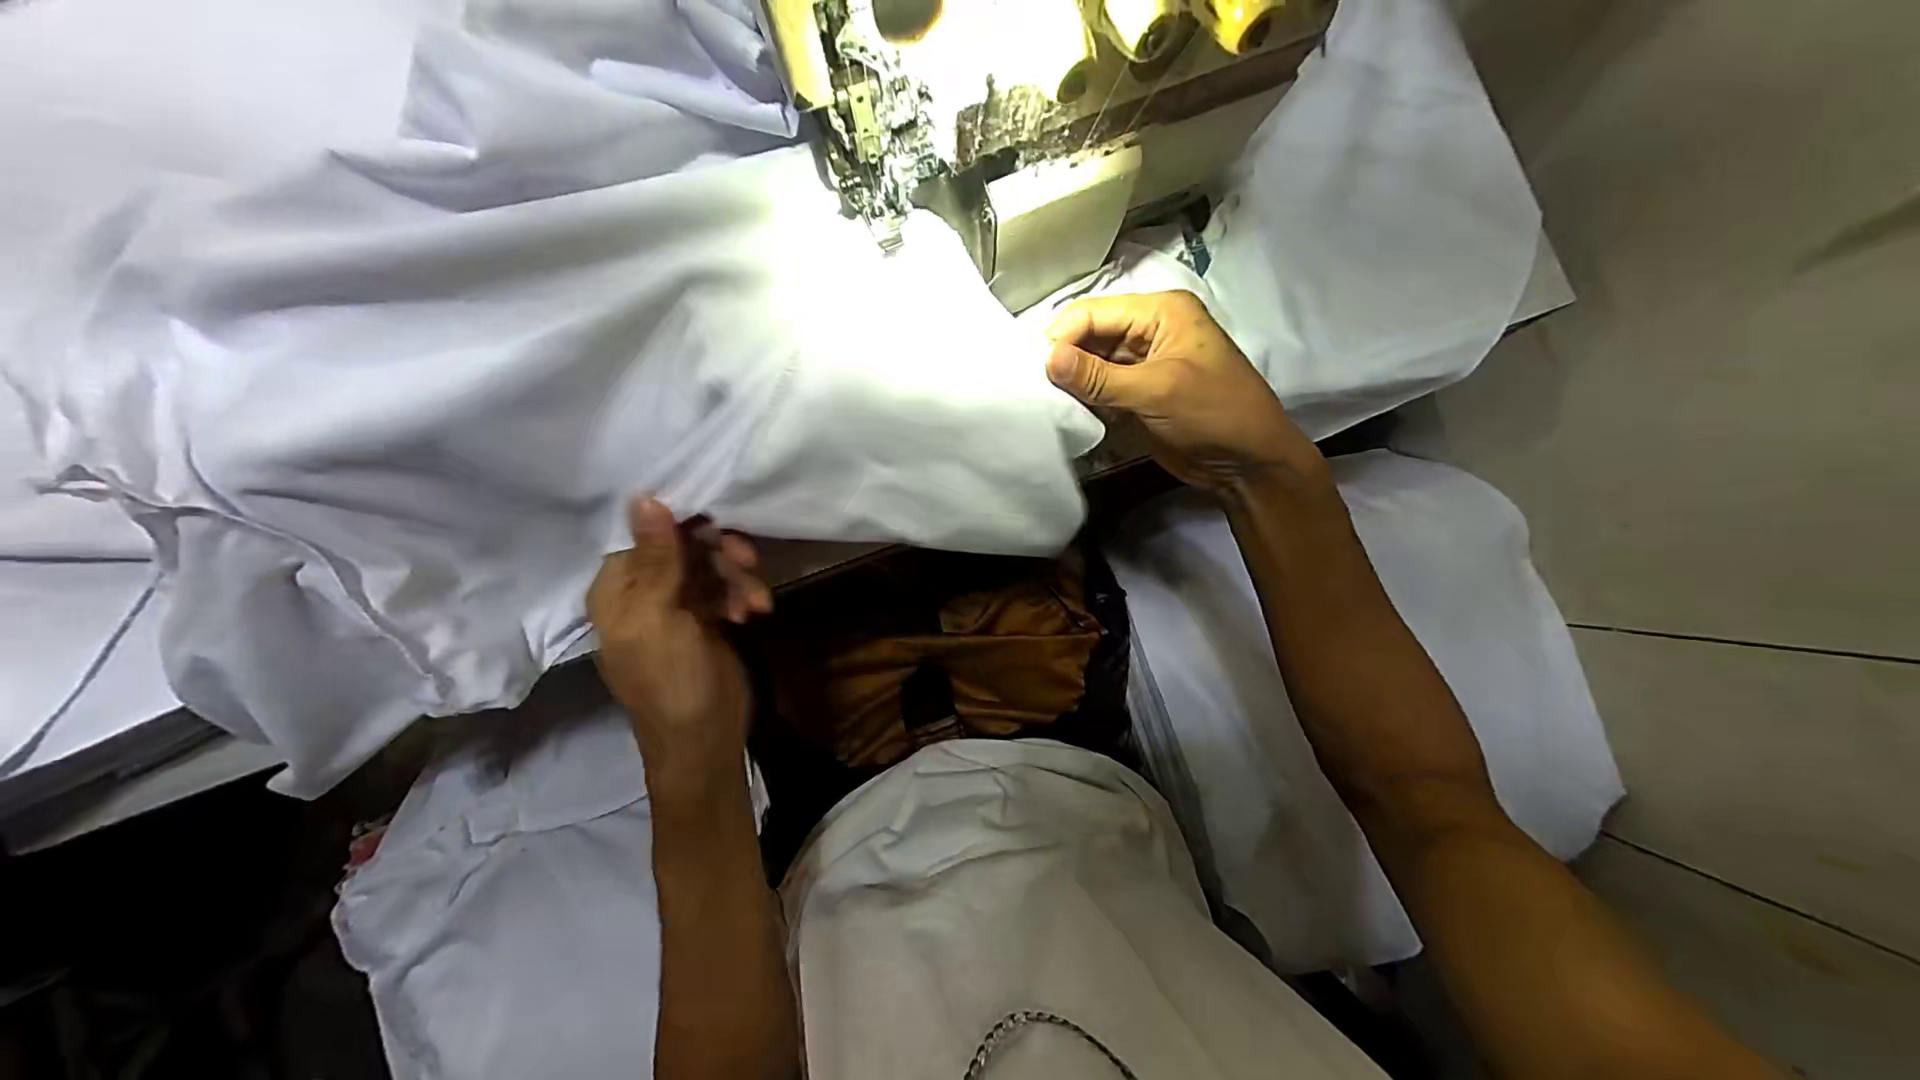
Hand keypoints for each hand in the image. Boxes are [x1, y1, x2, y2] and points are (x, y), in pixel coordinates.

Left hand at [588, 498, 772, 790]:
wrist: (703, 739)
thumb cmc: (671, 679)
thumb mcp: (660, 617)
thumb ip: (657, 558)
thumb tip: (645, 497)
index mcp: (617, 588)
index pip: (647, 534)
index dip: (682, 524)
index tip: (719, 523)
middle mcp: (644, 591)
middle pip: (684, 546)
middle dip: (719, 552)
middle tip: (747, 560)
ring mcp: (678, 606)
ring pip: (711, 566)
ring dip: (737, 577)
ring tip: (756, 603)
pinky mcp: (707, 619)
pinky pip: (727, 589)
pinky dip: (743, 596)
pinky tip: (756, 613)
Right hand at [1046, 291, 1330, 497]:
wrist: (1248, 464)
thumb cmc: (1214, 414)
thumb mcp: (1157, 390)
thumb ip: (1099, 376)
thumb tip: (1047, 359)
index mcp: (1160, 312)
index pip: (1095, 312)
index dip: (1063, 337)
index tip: (1037, 370)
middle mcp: (1148, 331)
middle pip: (1089, 336)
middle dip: (1064, 359)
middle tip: (1035, 388)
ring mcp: (1141, 364)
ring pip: (1091, 364)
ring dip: (1070, 382)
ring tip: (1045, 402)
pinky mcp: (1136, 395)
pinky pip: (1099, 389)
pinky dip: (1083, 399)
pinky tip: (1065, 412)